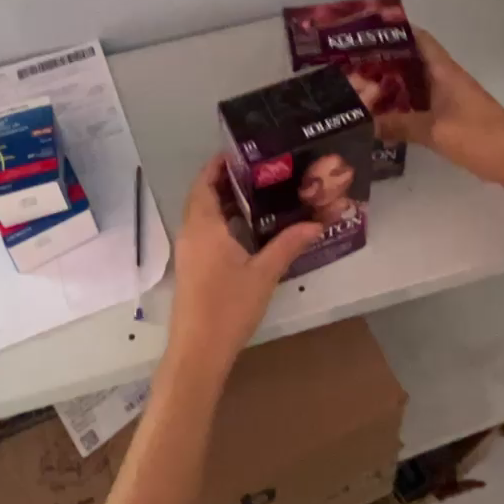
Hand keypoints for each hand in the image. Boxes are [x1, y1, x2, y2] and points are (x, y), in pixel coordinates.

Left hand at [168, 156, 321, 375]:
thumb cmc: (229, 307)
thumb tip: (316, 222)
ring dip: (222, 201)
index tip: (243, 152)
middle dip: (225, 180)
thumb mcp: (264, 273)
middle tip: (258, 170)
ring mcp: (188, 251)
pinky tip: (245, 228)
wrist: (199, 351)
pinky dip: (219, 220)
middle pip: (202, 195)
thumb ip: (288, 244)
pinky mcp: (190, 266)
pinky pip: (202, 230)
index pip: (204, 182)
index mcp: (204, 226)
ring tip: (256, 193)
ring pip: (201, 214)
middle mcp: (191, 232)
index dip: (219, 164)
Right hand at [377, 29, 503, 186]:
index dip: (395, 31)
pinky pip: (423, 103)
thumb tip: (364, 123)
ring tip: (362, 88)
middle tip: (353, 65)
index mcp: (445, 72)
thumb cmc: (478, 137)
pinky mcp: (453, 117)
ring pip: (417, 83)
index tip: (367, 33)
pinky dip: (405, 105)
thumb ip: (399, 125)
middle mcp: (447, 79)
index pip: (419, 39)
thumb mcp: (434, 131)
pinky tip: (386, 115)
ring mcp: (451, 98)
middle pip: (413, 61)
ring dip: (394, 85)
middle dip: (386, 61)